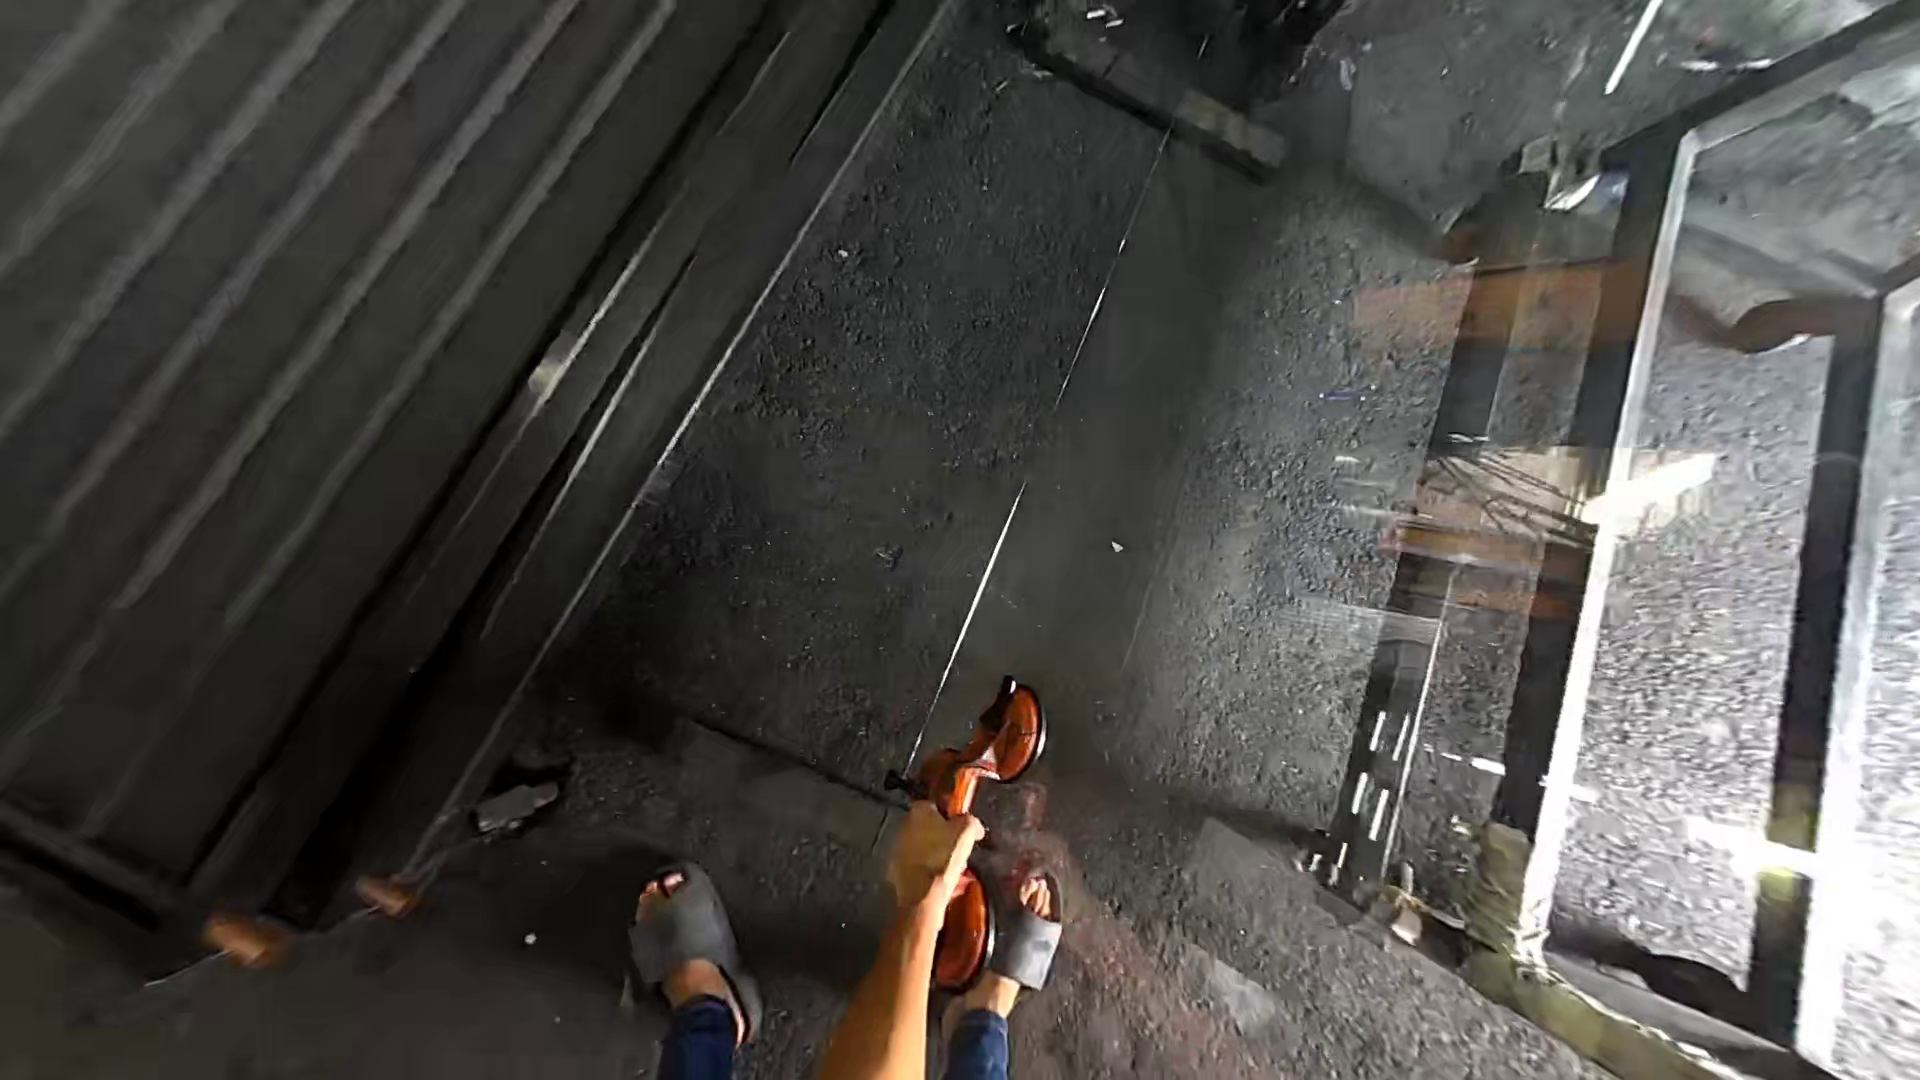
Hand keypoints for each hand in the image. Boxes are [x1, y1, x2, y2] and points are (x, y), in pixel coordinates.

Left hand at [887, 801, 983, 912]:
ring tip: (957, 872)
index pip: (938, 806)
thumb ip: (972, 822)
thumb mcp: (967, 831)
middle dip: (948, 840)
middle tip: (961, 853)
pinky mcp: (897, 871)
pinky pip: (921, 868)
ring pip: (927, 850)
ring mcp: (898, 849)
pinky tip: (946, 885)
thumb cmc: (944, 856)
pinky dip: (932, 873)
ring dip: (941, 858)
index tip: (963, 831)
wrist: (922, 895)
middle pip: (932, 829)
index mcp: (918, 810)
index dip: (953, 817)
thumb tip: (975, 827)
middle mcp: (904, 826)